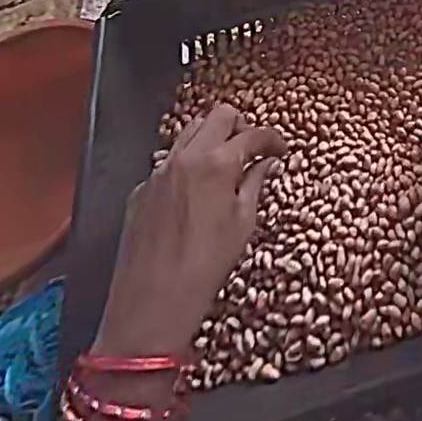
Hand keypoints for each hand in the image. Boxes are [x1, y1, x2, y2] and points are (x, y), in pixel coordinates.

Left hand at [93, 104, 285, 355]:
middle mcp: (186, 157)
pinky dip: (188, 162)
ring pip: (191, 130)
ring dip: (212, 137)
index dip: (272, 139)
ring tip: (225, 164)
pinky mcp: (141, 189)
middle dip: (241, 126)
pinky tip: (195, 191)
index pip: (253, 134)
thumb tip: (268, 163)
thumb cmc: (206, 267)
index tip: (280, 150)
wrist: (150, 305)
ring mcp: (159, 171)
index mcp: (217, 163)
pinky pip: (169, 160)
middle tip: (251, 150)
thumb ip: (256, 183)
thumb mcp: (243, 223)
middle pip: (219, 115)